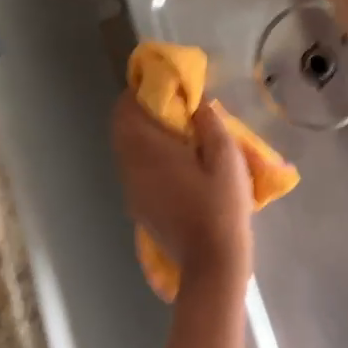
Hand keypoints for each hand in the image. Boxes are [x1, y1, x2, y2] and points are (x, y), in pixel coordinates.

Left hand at [112, 96, 253, 279]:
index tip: (163, 83)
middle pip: (121, 128)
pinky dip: (146, 154)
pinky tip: (175, 159)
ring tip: (175, 129)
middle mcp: (131, 168)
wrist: (212, 264)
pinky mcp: (139, 207)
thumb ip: (209, 122)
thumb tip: (196, 103)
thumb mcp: (226, 155)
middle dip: (140, 110)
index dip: (139, 91)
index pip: (125, 110)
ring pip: (126, 149)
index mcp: (148, 151)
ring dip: (143, 133)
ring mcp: (132, 191)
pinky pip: (134, 168)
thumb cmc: (221, 205)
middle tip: (170, 103)